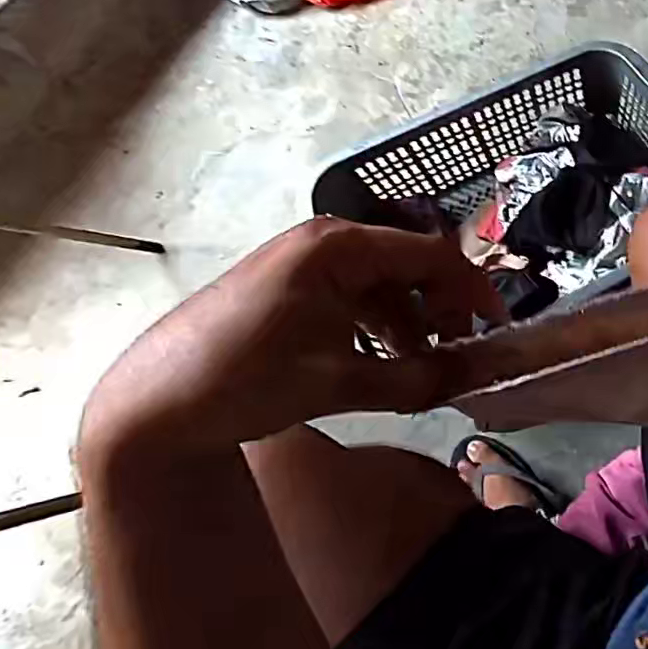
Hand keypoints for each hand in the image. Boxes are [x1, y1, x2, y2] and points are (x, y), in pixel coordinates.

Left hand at [78, 218, 503, 462]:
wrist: (152, 405)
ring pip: (385, 284)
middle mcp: (326, 243)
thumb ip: (420, 378)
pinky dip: (380, 327)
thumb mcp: (342, 382)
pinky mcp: (294, 288)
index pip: (430, 255)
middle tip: (455, 353)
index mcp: (339, 247)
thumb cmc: (246, 380)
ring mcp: (306, 263)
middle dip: (440, 309)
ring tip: (421, 365)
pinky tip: (384, 360)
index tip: (496, 325)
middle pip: (409, 266)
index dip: (471, 289)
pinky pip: (356, 298)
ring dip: (411, 322)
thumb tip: (479, 377)